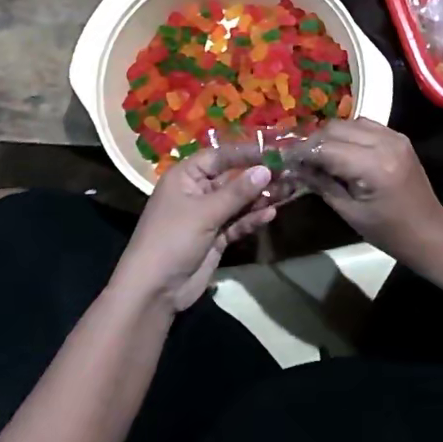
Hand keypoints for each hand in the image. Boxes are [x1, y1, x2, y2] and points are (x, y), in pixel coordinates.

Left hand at [112, 150, 276, 311]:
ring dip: (260, 198)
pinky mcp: (216, 237)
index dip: (246, 153)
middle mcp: (197, 192)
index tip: (274, 151)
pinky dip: (252, 218)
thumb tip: (266, 169)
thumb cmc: (173, 239)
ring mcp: (207, 216)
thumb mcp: (205, 212)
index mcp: (185, 177)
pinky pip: (238, 222)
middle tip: (288, 172)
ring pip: (238, 201)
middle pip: (232, 178)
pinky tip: (270, 214)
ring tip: (288, 191)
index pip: (220, 157)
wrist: (155, 290)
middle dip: (258, 177)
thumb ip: (238, 192)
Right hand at [302, 119, 442, 259]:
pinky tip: (340, 150)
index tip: (284, 159)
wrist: (428, 230)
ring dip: (330, 135)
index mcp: (374, 166)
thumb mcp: (350, 212)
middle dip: (314, 141)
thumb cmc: (388, 231)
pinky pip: (365, 125)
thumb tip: (295, 168)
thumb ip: (322, 184)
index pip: (327, 148)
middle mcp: (385, 143)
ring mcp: (394, 136)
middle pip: (337, 128)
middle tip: (299, 158)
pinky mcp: (398, 136)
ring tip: (317, 154)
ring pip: (350, 122)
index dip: (303, 152)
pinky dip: (348, 133)